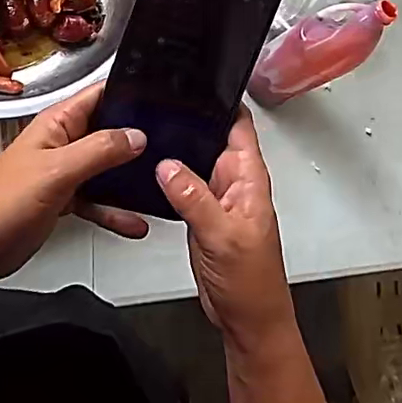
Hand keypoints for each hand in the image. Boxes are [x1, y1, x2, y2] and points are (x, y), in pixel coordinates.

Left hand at [0, 83, 149, 286]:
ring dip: (132, 174)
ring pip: (109, 165)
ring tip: (166, 179)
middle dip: (141, 133)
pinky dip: (117, 209)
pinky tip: (138, 223)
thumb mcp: (57, 172)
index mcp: (59, 122)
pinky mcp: (65, 199)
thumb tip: (140, 134)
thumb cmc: (1, 205)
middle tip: (179, 138)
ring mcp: (66, 170)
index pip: (102, 93)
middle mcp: (65, 140)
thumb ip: (100, 150)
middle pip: (111, 128)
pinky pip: (99, 198)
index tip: (167, 96)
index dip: (132, 90)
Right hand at [155, 107, 294, 349]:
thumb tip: (168, 165)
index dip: (222, 101)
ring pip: (196, 160)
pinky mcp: (202, 213)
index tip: (198, 82)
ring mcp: (217, 196)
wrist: (247, 321)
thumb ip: (194, 198)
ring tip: (149, 129)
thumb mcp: (222, 236)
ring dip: (179, 148)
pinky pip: (185, 184)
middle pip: (213, 137)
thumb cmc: (251, 282)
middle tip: (160, 101)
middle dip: (191, 120)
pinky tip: (151, 169)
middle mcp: (233, 181)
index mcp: (248, 177)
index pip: (239, 125)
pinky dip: (171, 176)